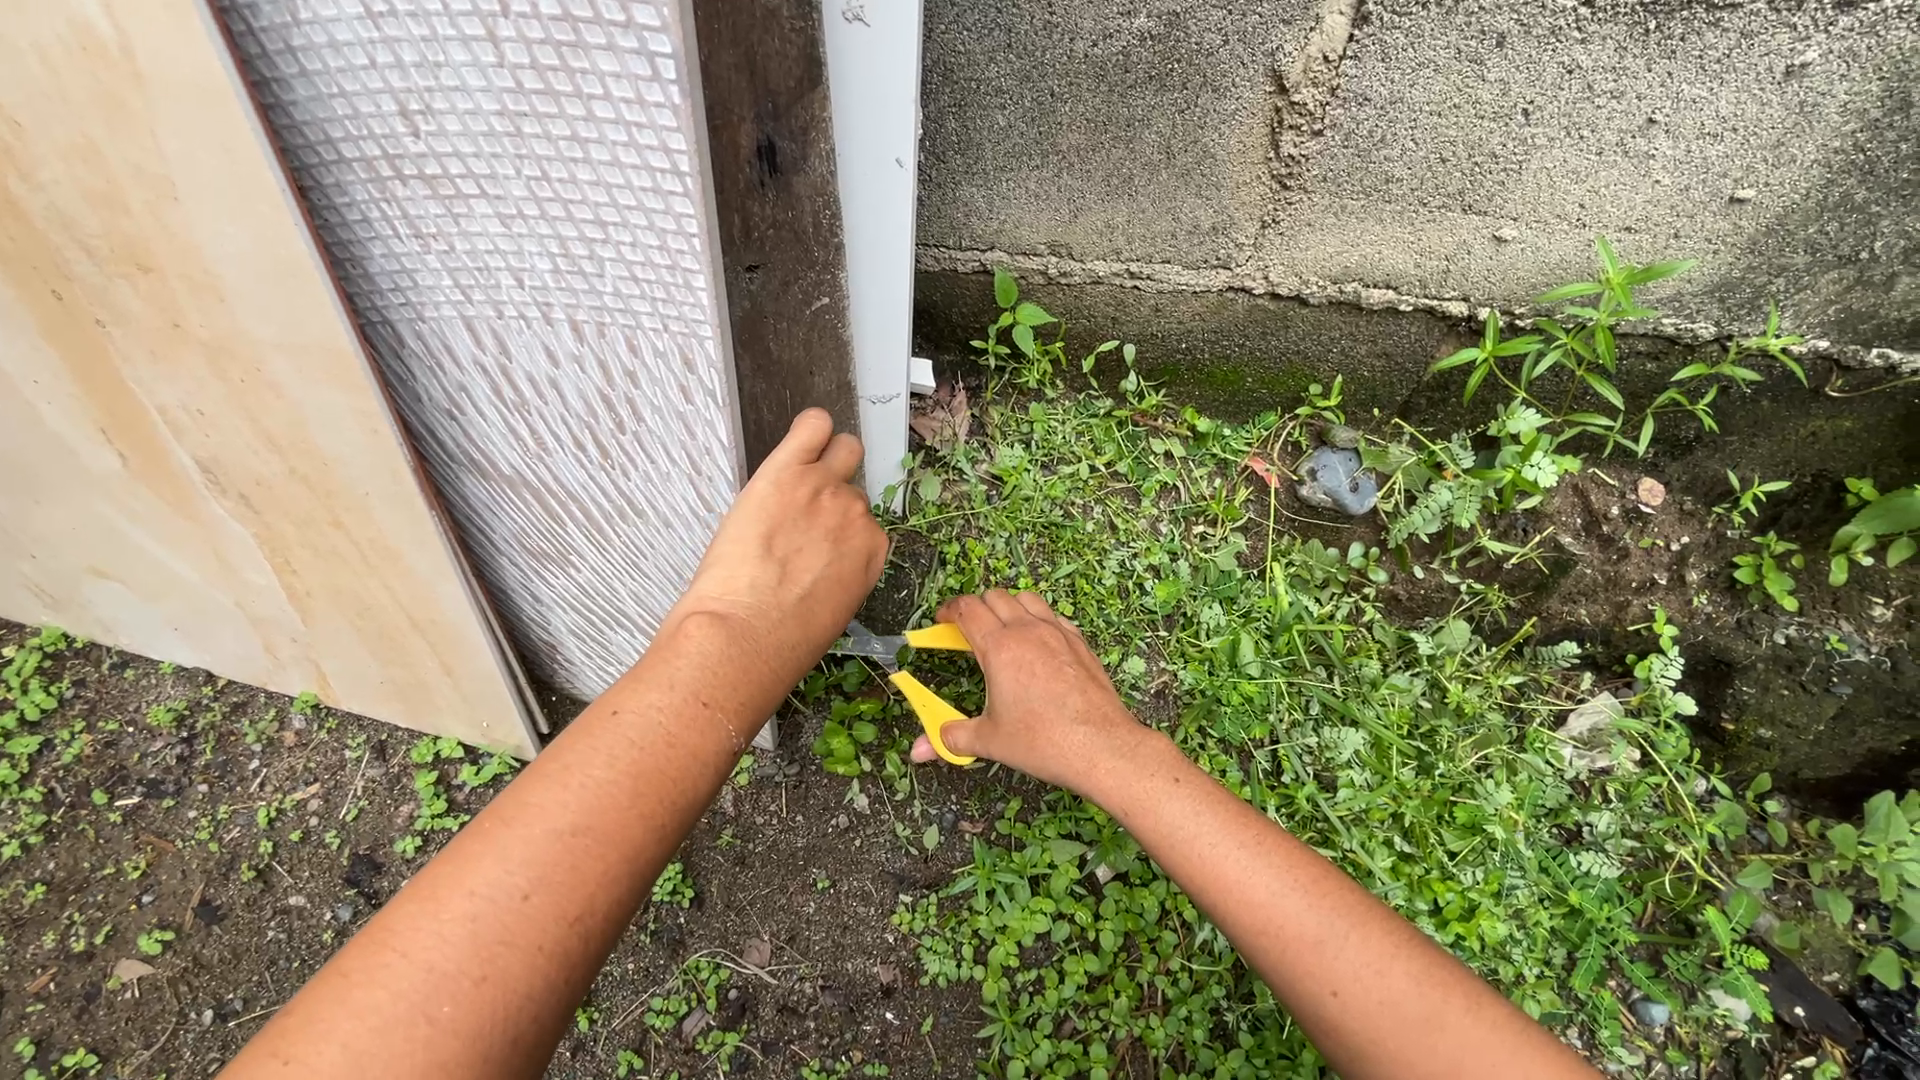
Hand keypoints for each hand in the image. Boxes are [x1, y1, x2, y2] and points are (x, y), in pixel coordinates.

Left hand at [669, 409, 887, 680]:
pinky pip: (813, 425)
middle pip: (852, 488)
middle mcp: (856, 513)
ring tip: (793, 483)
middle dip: (830, 498)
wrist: (746, 632)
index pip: (865, 523)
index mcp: (873, 550)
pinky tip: (799, 441)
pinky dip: (810, 428)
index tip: (816, 543)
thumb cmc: (784, 638)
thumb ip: (840, 570)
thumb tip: (822, 556)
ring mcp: (825, 488)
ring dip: (823, 461)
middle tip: (798, 518)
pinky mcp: (788, 470)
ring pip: (842, 448)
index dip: (838, 531)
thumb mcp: (833, 608)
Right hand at [909, 590, 1150, 793]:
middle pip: (995, 596)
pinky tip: (1038, 643)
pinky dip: (1039, 619)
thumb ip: (951, 737)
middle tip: (967, 629)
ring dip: (1009, 606)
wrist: (1101, 747)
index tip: (941, 621)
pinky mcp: (1080, 643)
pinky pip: (1054, 616)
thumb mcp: (989, 740)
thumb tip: (921, 749)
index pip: (967, 609)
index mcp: (1000, 647)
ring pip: (1027, 598)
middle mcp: (1029, 631)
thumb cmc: (1044, 741)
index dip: (948, 611)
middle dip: (976, 607)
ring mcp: (1058, 633)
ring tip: (1002, 629)